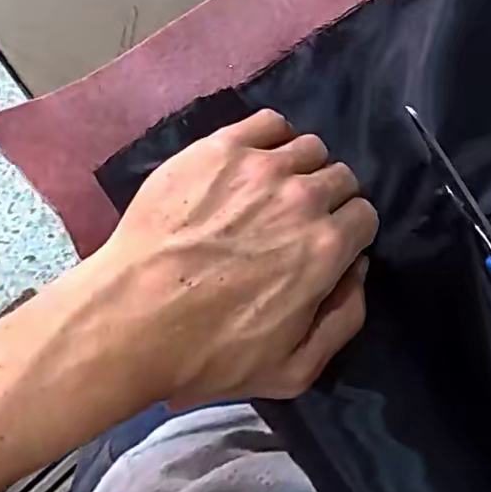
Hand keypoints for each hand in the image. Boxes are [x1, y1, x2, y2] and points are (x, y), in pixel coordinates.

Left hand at [73, 109, 377, 410]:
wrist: (126, 320)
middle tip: (297, 219)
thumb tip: (359, 270)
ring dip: (303, 168)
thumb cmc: (208, 352)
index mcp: (326, 246)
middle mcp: (304, 197)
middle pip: (341, 177)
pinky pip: (270, 122)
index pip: (364, 215)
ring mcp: (262, 167)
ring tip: (274, 189)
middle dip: (330, 199)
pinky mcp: (223, 148)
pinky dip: (273, 137)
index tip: (327, 242)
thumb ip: (346, 319)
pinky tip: (256, 160)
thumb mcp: (292, 369)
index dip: (349, 231)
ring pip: (311, 147)